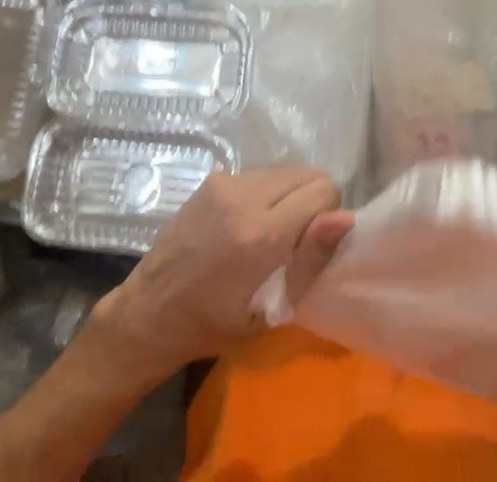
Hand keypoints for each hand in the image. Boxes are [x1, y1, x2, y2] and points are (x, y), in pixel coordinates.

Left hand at [90, 168, 352, 382]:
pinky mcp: (210, 179)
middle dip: (312, 203)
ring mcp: (223, 182)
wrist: (150, 310)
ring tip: (267, 236)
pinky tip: (243, 226)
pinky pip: (257, 175)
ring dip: (287, 197)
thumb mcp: (271, 310)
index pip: (324, 190)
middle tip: (292, 243)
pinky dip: (264, 194)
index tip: (310, 248)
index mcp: (262, 233)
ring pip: (283, 171)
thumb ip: (310, 260)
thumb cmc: (213, 324)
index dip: (328, 218)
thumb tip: (346, 218)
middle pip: (307, 174)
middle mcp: (243, 196)